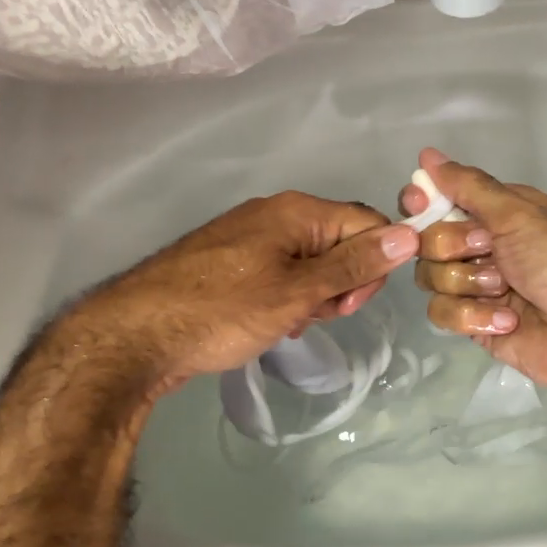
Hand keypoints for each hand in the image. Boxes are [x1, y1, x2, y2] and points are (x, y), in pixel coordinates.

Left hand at [65, 191, 417, 397]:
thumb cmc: (223, 311)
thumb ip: (354, 264)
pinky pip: (283, 273)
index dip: (375, 262)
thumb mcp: (297, 291)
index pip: (367, 223)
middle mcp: (276, 215)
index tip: (353, 304)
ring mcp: (251, 239)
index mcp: (297, 212)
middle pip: (340, 241)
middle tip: (321, 316)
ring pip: (312, 262)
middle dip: (344, 282)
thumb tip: (410, 234)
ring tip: (292, 323)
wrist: (136, 335)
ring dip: (317, 295)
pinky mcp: (233, 264)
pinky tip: (274, 324)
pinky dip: (290, 298)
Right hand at [402, 149, 546, 453]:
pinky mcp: (477, 326)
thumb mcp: (520, 215)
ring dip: (466, 284)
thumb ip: (469, 187)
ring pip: (430, 279)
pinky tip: (508, 322)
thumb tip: (428, 155)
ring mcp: (479, 288)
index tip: (423, 208)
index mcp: (497, 212)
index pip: (439, 200)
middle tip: (490, 253)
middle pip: (426, 240)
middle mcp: (483, 246)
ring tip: (506, 292)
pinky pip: (443, 315)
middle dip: (453, 247)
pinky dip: (471, 317)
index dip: (423, 204)